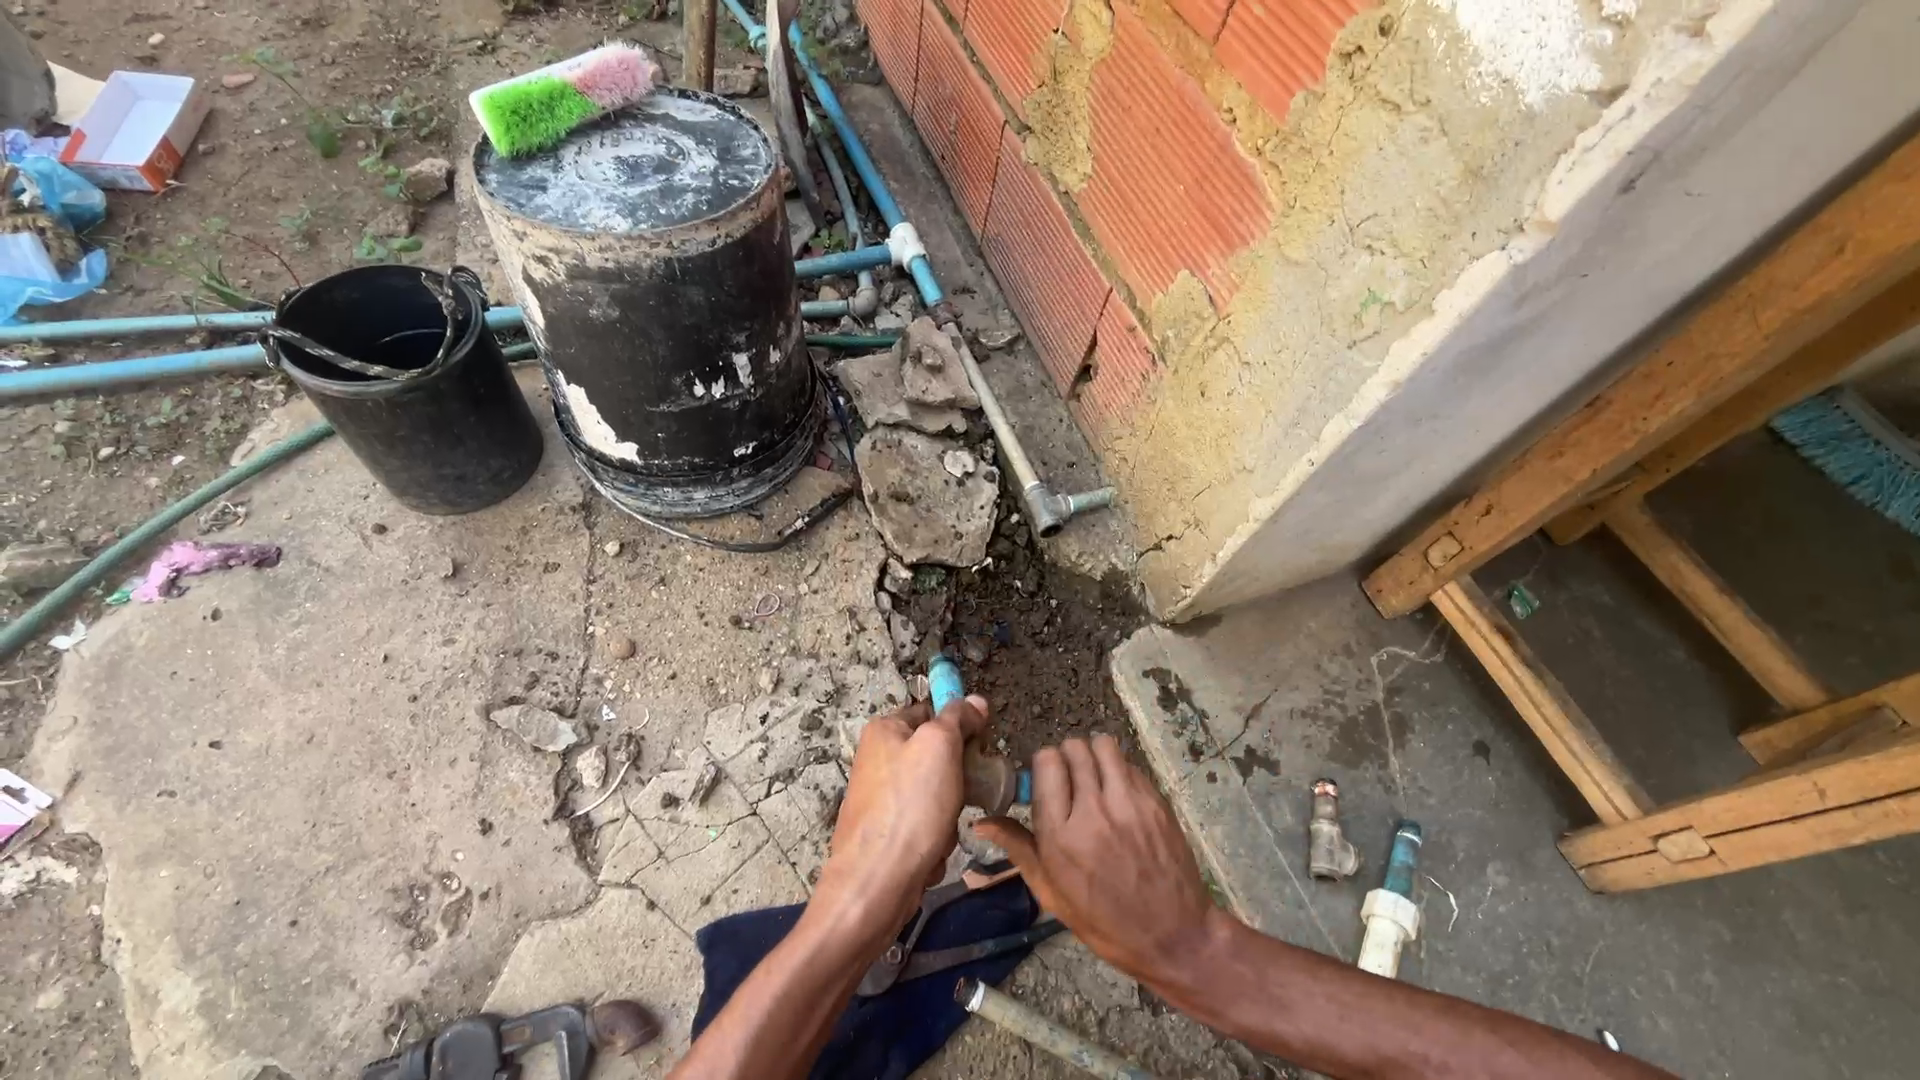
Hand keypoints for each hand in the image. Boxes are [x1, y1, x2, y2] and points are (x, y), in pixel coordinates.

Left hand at [811, 695, 990, 948]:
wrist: (877, 882)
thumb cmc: (910, 806)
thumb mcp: (940, 747)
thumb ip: (957, 718)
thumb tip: (975, 700)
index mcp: (884, 730)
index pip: (933, 713)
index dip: (960, 728)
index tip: (981, 747)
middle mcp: (877, 760)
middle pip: (937, 758)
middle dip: (956, 782)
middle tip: (960, 796)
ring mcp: (881, 799)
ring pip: (937, 797)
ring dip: (948, 816)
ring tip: (940, 832)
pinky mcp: (887, 834)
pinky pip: (926, 828)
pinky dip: (934, 840)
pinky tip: (929, 853)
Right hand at [973, 735, 1218, 986]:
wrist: (1172, 937)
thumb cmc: (1104, 922)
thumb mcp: (1051, 893)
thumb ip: (1017, 848)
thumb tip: (979, 823)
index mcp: (1060, 835)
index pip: (1046, 763)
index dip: (1043, 766)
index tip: (1046, 781)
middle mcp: (1093, 811)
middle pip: (1073, 748)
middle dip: (1066, 757)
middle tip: (1069, 780)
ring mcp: (1129, 803)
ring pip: (1103, 745)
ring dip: (1093, 755)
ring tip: (1094, 777)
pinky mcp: (1155, 802)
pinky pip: (1130, 764)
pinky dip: (1119, 770)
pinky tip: (1119, 794)